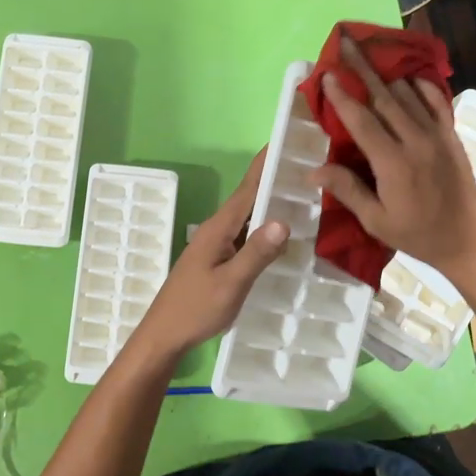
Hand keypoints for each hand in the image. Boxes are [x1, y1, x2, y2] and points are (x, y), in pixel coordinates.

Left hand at [131, 150, 289, 360]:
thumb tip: (283, 220)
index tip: (286, 140)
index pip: (248, 187)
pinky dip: (265, 226)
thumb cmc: (195, 309)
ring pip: (250, 216)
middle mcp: (218, 229)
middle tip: (310, 165)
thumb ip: (256, 254)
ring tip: (305, 193)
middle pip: (250, 197)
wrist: (165, 334)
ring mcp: (217, 244)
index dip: (266, 163)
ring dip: (272, 202)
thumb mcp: (230, 284)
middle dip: (276, 179)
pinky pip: (247, 234)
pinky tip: (283, 233)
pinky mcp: (219, 258)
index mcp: (219, 228)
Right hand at [312, 35, 475, 276]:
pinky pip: (436, 102)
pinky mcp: (452, 136)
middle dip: (362, 68)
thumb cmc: (417, 235)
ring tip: (370, 55)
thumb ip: (347, 190)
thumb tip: (313, 170)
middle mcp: (415, 141)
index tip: (326, 74)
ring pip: (408, 94)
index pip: (362, 121)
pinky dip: (421, 86)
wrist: (467, 241)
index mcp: (393, 164)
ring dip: (386, 74)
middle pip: (384, 96)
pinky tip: (408, 76)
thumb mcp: (376, 220)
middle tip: (346, 43)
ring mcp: (437, 136)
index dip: (342, 96)